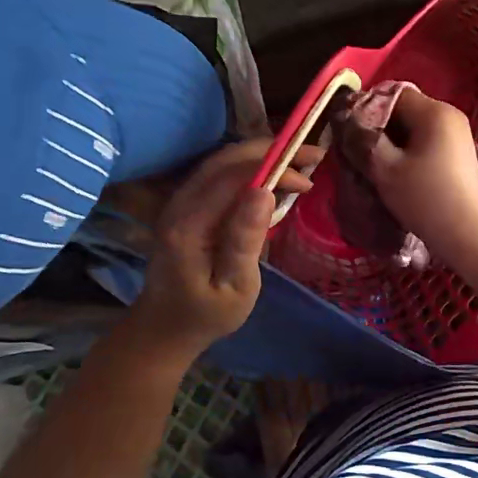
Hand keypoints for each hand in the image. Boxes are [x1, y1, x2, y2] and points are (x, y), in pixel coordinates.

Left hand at [131, 139, 315, 354]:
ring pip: (221, 163)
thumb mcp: (235, 287)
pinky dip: (248, 168)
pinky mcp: (186, 206)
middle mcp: (179, 204)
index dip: (274, 168)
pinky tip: (271, 175)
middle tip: (313, 155)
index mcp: (190, 225)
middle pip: (226, 160)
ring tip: (298, 161)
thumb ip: (246, 240)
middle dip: (271, 150)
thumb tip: (264, 191)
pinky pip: (218, 175)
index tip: (308, 181)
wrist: (164, 327)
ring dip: (260, 156)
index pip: (234, 177)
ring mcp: (179, 202)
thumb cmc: (206, 315)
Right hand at [363, 88, 477, 265]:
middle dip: (380, 125)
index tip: (349, 131)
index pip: (392, 93)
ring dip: (393, 140)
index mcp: (434, 112)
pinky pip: (427, 141)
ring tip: (376, 163)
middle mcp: (450, 115)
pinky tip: (398, 172)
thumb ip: (364, 139)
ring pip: (415, 127)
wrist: (468, 235)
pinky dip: (409, 150)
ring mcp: (458, 135)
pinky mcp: (459, 154)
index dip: (366, 108)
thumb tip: (347, 119)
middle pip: (405, 109)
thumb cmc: (425, 199)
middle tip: (359, 149)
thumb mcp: (385, 168)